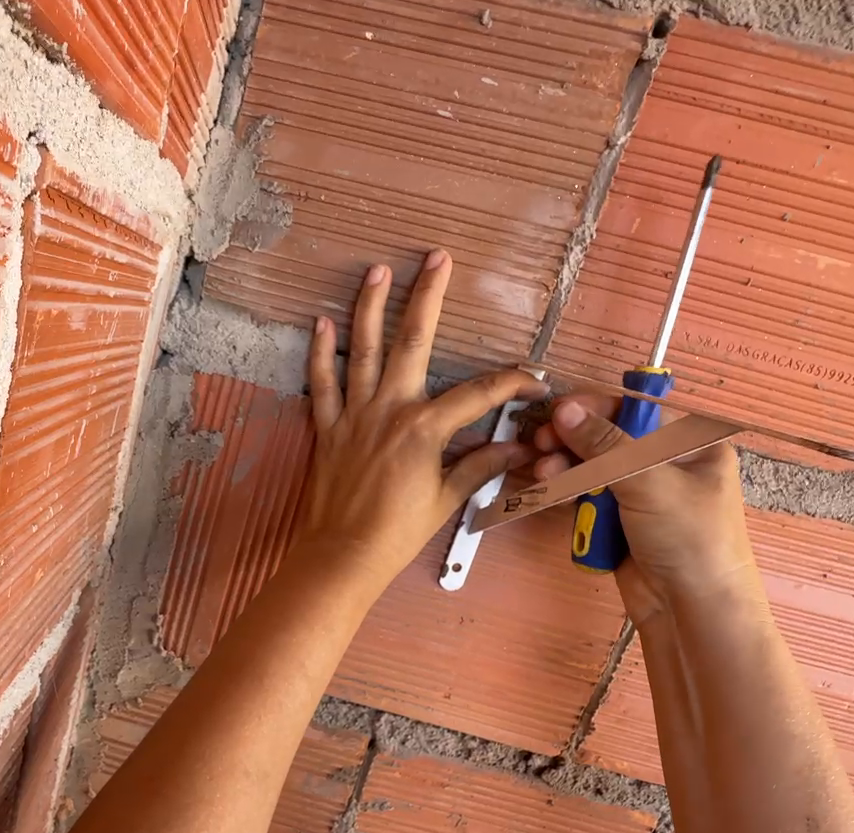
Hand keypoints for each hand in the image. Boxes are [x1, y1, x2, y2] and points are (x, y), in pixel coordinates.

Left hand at [293, 251, 546, 586]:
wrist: (343, 555)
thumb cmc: (397, 532)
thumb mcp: (446, 499)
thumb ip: (479, 466)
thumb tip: (517, 448)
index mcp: (424, 429)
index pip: (478, 393)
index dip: (511, 383)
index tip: (534, 381)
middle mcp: (388, 410)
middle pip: (412, 342)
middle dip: (427, 296)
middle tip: (437, 257)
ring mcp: (353, 415)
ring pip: (362, 350)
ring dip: (369, 307)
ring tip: (377, 271)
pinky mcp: (326, 428)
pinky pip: (321, 384)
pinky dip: (319, 354)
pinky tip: (320, 323)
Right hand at [528, 395, 759, 625]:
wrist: (690, 609)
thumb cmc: (690, 540)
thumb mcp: (650, 483)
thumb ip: (604, 445)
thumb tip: (564, 410)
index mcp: (691, 446)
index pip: (638, 412)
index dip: (596, 407)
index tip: (558, 410)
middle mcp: (666, 465)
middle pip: (609, 439)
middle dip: (573, 441)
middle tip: (542, 443)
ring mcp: (639, 494)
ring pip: (592, 468)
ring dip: (565, 469)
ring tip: (543, 475)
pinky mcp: (618, 520)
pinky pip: (586, 496)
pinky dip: (567, 494)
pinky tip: (549, 492)